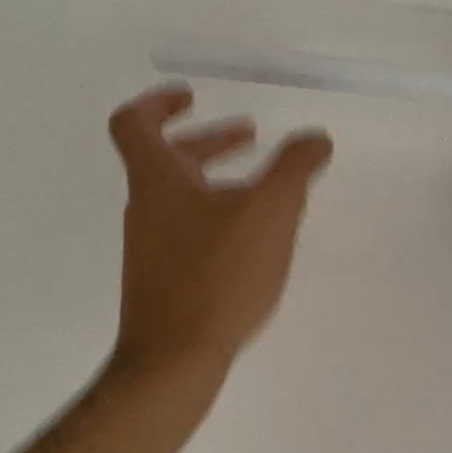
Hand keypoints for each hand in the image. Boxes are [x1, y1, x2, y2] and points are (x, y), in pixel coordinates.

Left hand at [106, 85, 332, 376]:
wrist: (175, 357)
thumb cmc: (218, 275)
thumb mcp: (270, 211)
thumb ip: (295, 168)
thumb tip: (315, 138)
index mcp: (158, 181)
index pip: (136, 124)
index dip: (159, 102)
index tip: (192, 95)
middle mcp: (147, 209)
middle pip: (167, 159)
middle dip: (211, 142)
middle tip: (250, 135)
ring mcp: (153, 248)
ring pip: (183, 197)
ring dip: (219, 180)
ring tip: (266, 190)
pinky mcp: (166, 280)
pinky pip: (191, 231)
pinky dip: (220, 216)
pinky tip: (256, 241)